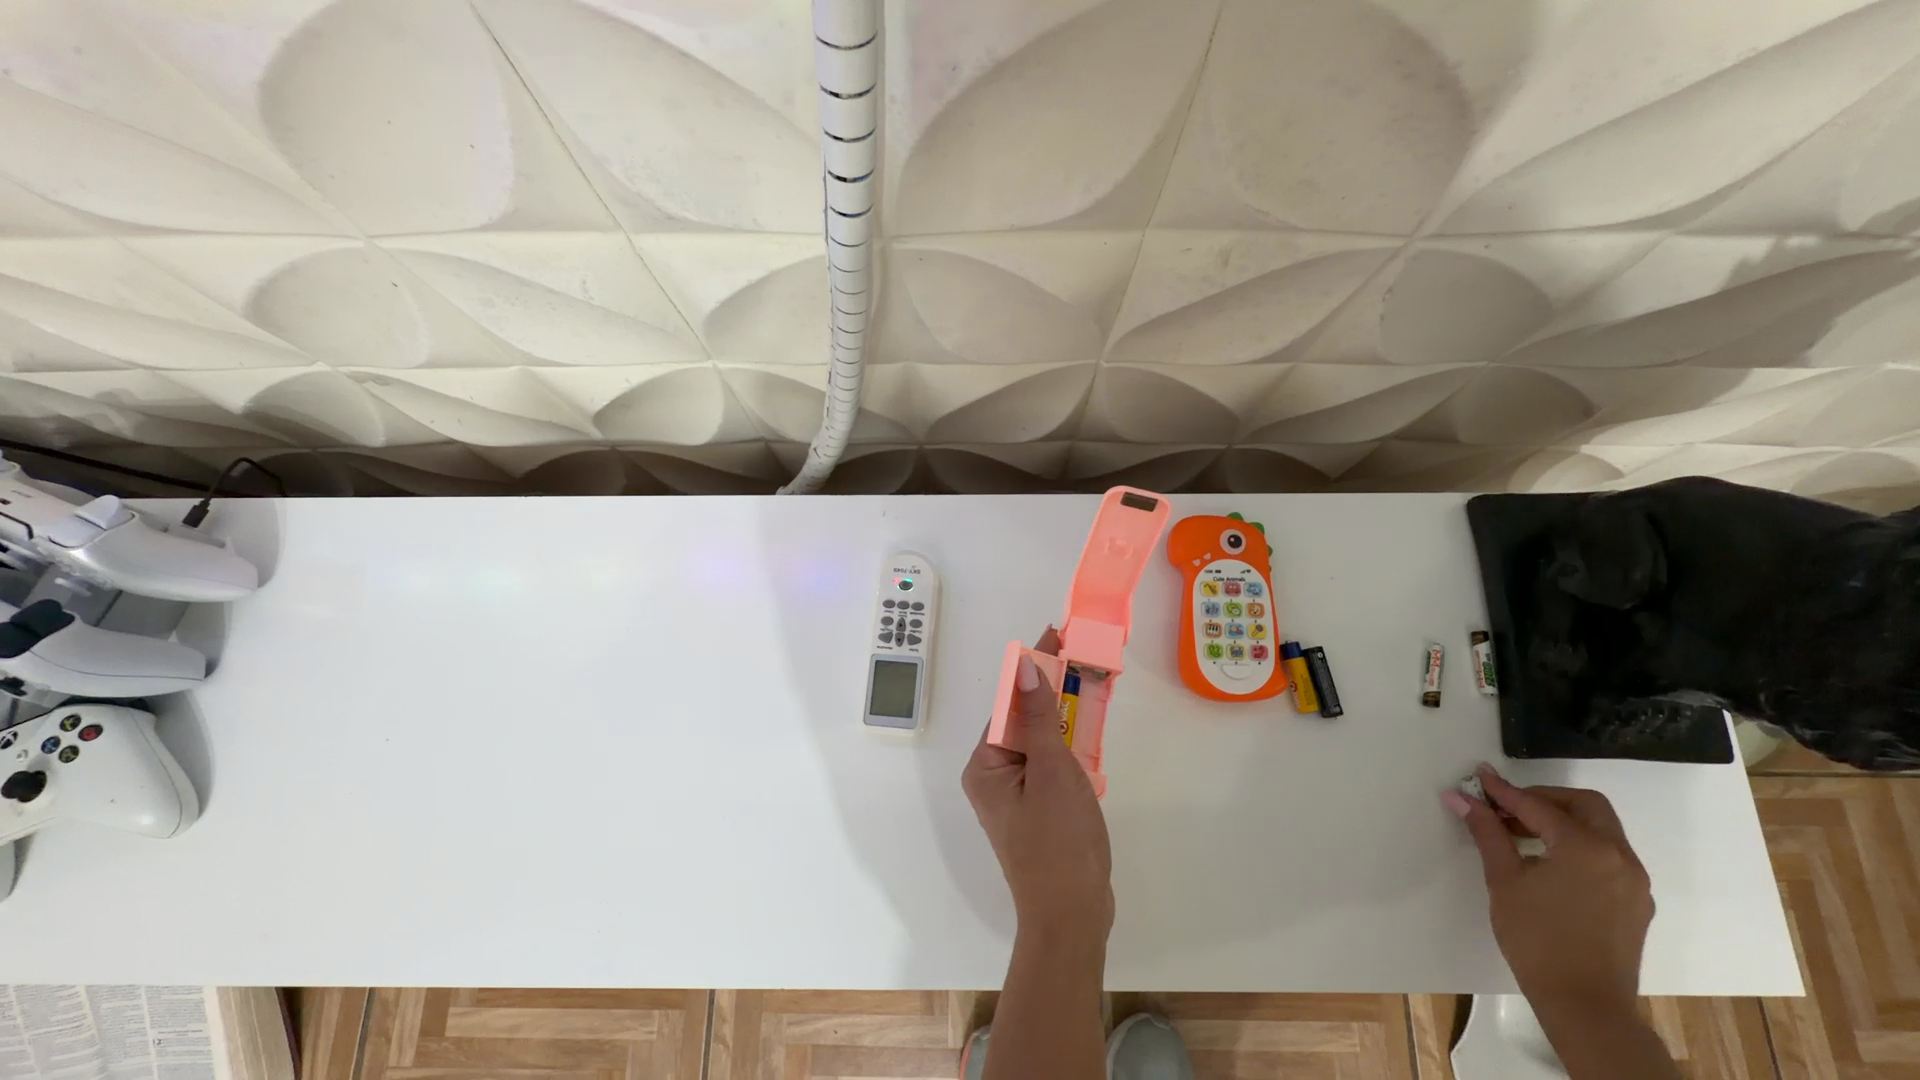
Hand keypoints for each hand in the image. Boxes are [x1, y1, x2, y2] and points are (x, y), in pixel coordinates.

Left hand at [962, 628, 1112, 939]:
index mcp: (985, 766)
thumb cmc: (1058, 841)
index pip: (1008, 702)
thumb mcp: (1050, 771)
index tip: (1057, 633)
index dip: (1033, 667)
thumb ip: (1038, 718)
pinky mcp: (1039, 808)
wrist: (1072, 915)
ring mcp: (1016, 795)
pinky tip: (1091, 726)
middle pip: (1023, 719)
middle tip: (1082, 653)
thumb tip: (1024, 667)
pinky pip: (1052, 763)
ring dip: (1064, 713)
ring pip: (1041, 739)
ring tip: (1090, 680)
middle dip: (1052, 686)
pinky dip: (1072, 743)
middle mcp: (994, 776)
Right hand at [1444, 765, 1653, 1010]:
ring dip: (1562, 821)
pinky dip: (1578, 845)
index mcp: (1586, 847)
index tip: (1478, 778)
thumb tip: (1461, 798)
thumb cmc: (1537, 938)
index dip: (1504, 791)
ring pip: (1600, 829)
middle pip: (1584, 805)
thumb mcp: (1504, 880)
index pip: (1539, 806)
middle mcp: (1619, 856)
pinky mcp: (1635, 901)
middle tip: (1507, 807)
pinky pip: (1608, 855)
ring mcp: (1633, 880)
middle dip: (1544, 798)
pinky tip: (1548, 863)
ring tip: (1521, 834)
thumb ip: (1487, 833)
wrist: (1584, 1003)